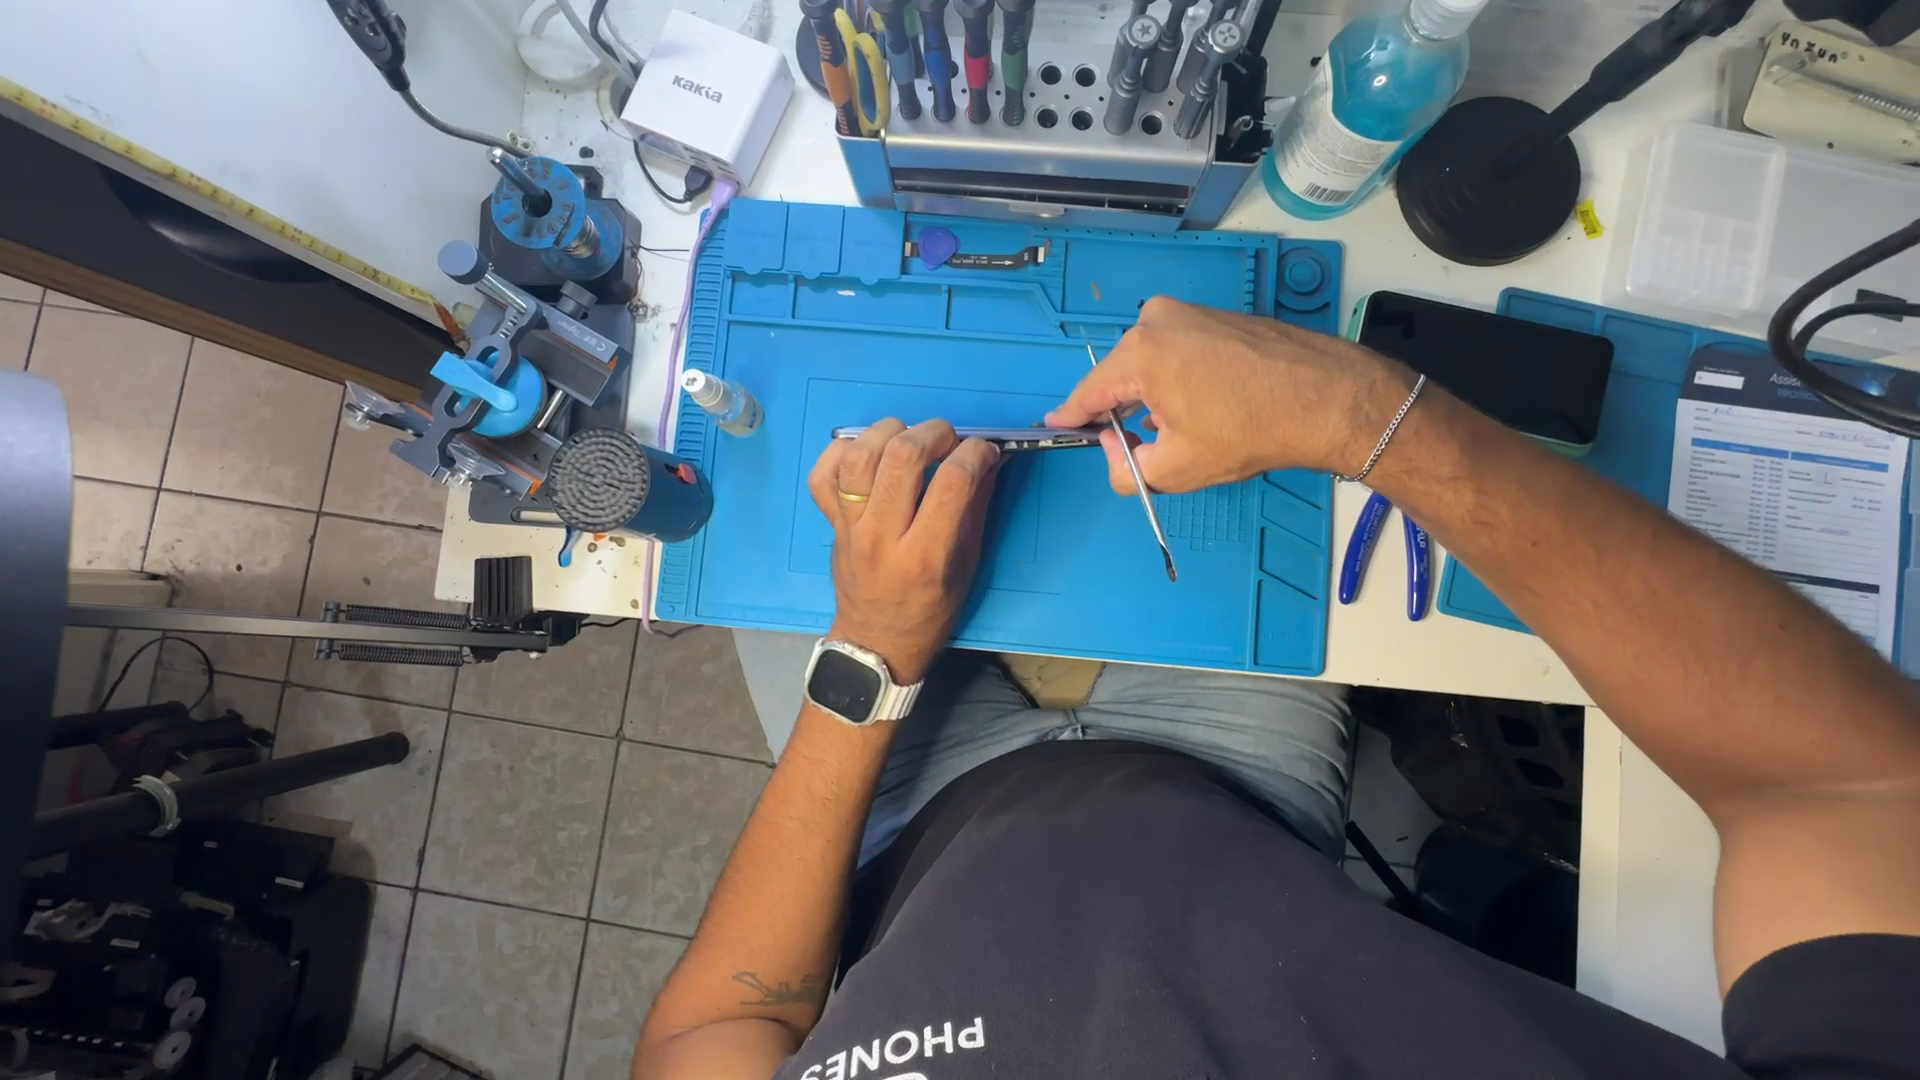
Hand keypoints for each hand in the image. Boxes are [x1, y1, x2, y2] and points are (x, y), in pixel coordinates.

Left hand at [806, 419, 1001, 684]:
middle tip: (948, 439)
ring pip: (860, 455)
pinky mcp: (830, 523)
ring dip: (889, 432)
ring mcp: (850, 528)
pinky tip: (869, 454)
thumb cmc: (930, 611)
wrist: (876, 643)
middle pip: (902, 457)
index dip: (975, 453)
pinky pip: (824, 473)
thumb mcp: (967, 565)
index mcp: (926, 555)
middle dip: (934, 432)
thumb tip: (990, 457)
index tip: (984, 450)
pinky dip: (844, 451)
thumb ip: (976, 506)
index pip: (952, 482)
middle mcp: (883, 536)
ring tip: (908, 439)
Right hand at [1044, 297, 1416, 493]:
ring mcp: (1191, 312)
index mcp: (1140, 353)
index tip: (1057, 424)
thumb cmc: (1249, 432)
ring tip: (1187, 428)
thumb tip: (1117, 453)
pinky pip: (1177, 350)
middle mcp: (1158, 320)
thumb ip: (1126, 471)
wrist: (1331, 399)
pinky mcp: (1218, 314)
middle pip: (1119, 376)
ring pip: (1149, 363)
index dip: (1072, 415)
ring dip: (1153, 397)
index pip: (1089, 391)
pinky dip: (1177, 379)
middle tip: (1144, 447)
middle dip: (1122, 413)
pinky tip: (1207, 405)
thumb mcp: (1175, 469)